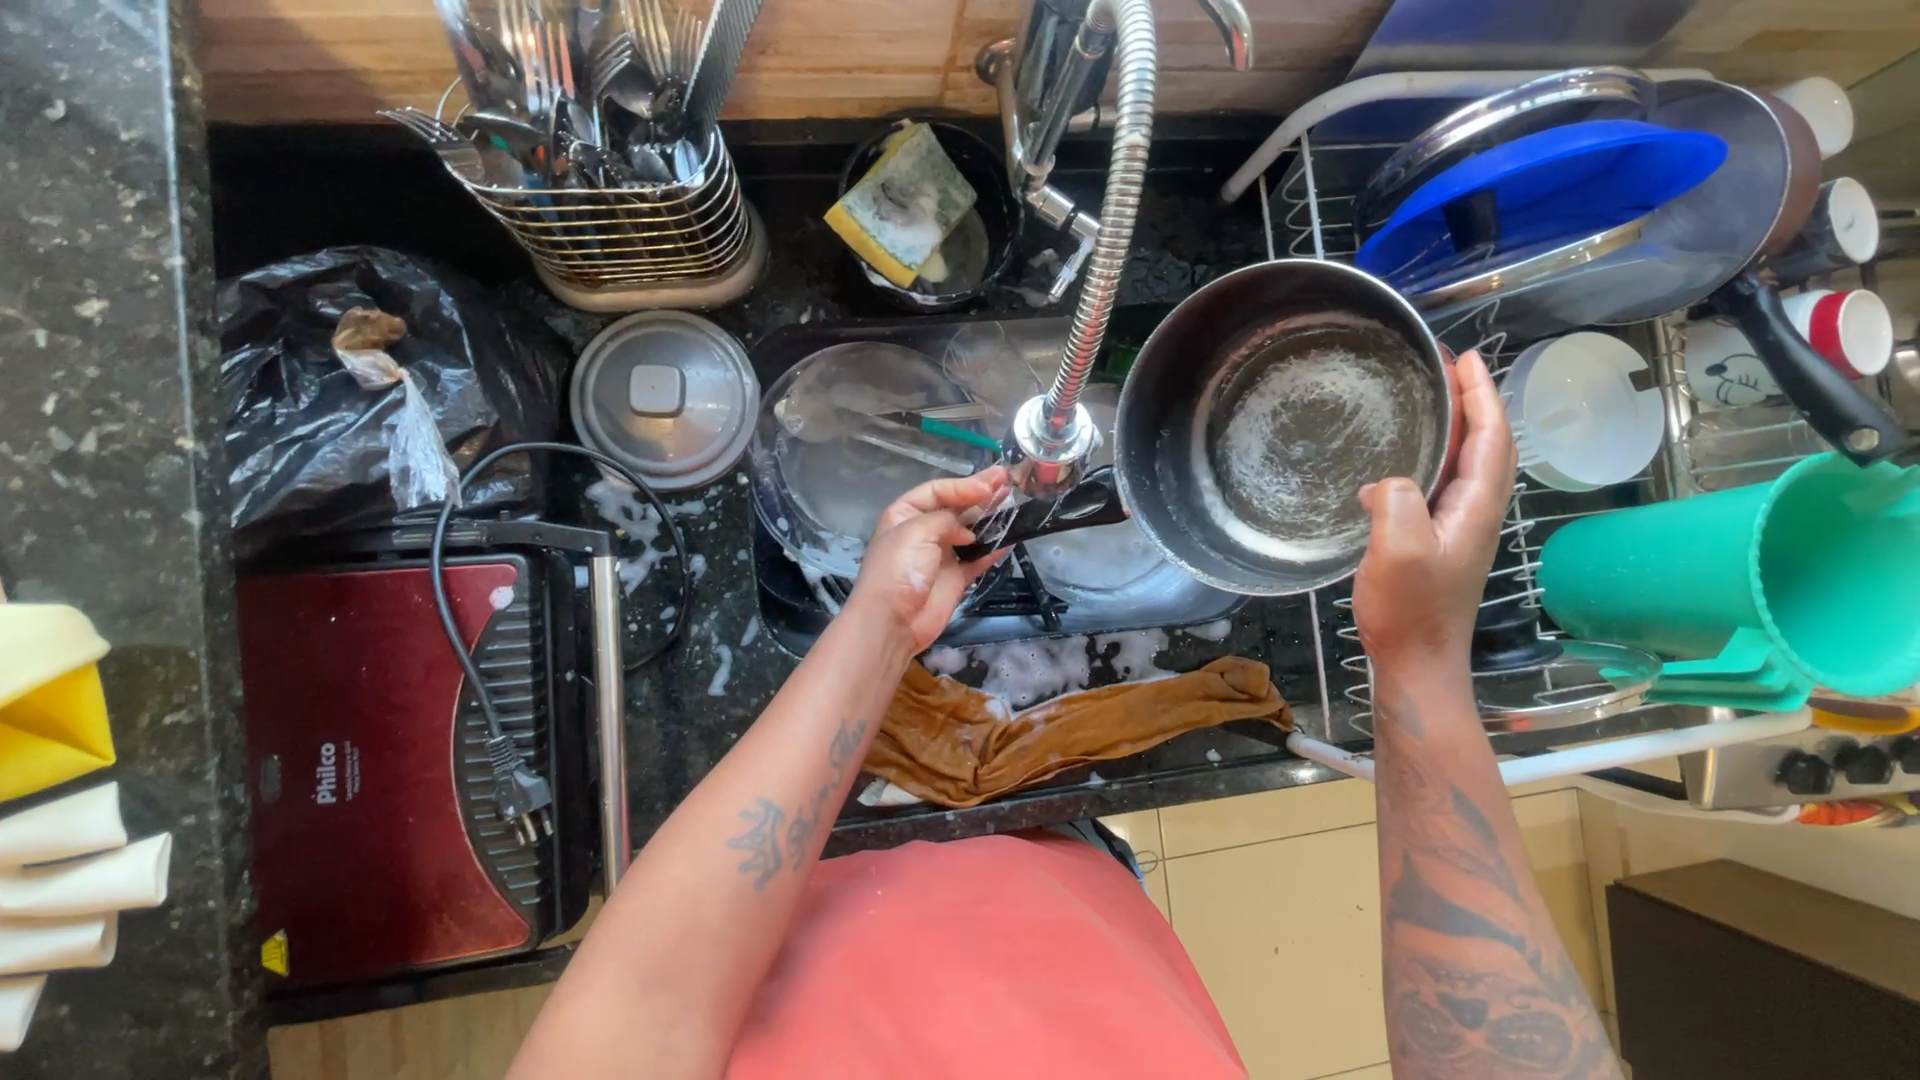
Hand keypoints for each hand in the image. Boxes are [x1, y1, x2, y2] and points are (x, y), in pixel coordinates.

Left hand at [847, 467, 1009, 652]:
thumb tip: (967, 528)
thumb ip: (946, 518)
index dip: (963, 486)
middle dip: (980, 494)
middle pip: (955, 507)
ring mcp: (940, 555)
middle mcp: (923, 531)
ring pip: (970, 531)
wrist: (892, 622)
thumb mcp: (917, 531)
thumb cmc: (899, 569)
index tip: (989, 486)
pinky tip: (1009, 538)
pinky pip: (977, 559)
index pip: (937, 490)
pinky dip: (992, 549)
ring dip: (989, 518)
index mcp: (905, 514)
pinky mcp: (955, 578)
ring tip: (1012, 504)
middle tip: (1007, 481)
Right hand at [1351, 350, 1516, 676]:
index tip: (1466, 359)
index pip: (1491, 438)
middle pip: (1487, 446)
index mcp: (1476, 508)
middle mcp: (1475, 514)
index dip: (1482, 396)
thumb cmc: (1409, 609)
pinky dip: (1430, 460)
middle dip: (1473, 404)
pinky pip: (1440, 486)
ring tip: (1425, 405)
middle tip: (1446, 371)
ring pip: (1465, 466)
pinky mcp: (1437, 544)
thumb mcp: (1398, 550)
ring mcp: (1458, 531)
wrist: (1416, 661)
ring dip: (1454, 430)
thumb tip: (1388, 481)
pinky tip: (1397, 464)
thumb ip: (1398, 502)